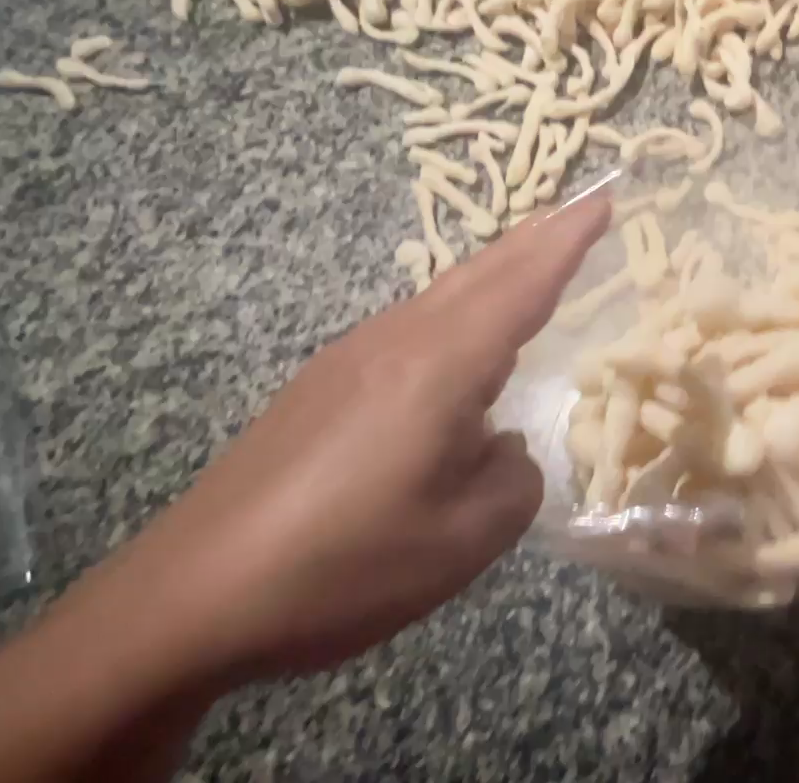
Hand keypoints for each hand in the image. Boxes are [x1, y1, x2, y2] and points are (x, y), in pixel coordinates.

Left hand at [84, 196, 610, 682]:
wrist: (190, 598)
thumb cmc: (344, 565)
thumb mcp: (466, 539)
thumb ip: (515, 478)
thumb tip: (502, 446)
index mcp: (440, 366)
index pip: (523, 286)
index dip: (570, 241)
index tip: (608, 199)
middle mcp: (396, 342)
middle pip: (481, 271)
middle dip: (538, 236)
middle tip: (583, 211)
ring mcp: (351, 358)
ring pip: (444, 293)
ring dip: (497, 269)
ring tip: (535, 262)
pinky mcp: (324, 385)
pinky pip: (414, 324)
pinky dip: (461, 308)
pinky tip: (463, 341)